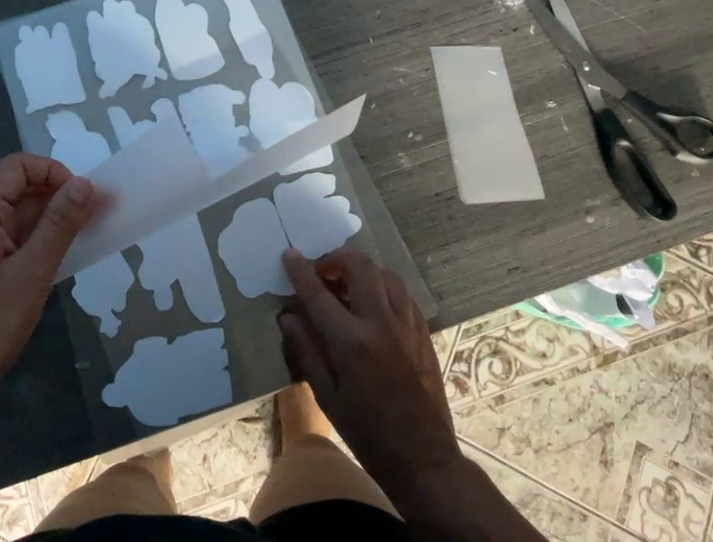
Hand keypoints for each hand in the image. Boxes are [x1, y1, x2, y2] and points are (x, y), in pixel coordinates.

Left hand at [0, 153, 101, 421]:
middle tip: (97, 216)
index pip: (17, 166)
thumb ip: (60, 224)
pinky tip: (59, 258)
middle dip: (58, 195)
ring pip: (14, 215)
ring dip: (50, 219)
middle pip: (16, 188)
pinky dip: (36, 240)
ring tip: (87, 235)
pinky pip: (8, 239)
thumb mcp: (33, 271)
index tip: (82, 197)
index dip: (53, 172)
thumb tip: (85, 183)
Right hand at [278, 249, 460, 503]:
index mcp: (351, 341)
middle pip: (360, 266)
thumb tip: (288, 316)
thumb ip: (306, 350)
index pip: (319, 293)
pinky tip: (373, 305)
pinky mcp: (424, 334)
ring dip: (363, 272)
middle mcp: (381, 323)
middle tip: (322, 274)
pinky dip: (384, 288)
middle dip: (336, 259)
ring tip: (347, 287)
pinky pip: (403, 295)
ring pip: (386, 274)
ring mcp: (408, 326)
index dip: (300, 270)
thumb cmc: (366, 433)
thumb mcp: (326, 396)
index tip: (289, 254)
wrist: (423, 458)